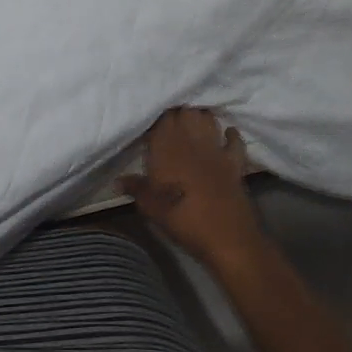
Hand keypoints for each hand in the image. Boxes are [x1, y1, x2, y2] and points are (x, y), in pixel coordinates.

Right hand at [120, 108, 265, 267]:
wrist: (227, 239)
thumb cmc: (183, 218)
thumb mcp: (151, 206)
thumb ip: (135, 188)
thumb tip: (117, 181)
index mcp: (166, 147)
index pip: (160, 117)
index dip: (156, 116)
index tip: (150, 122)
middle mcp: (191, 141)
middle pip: (185, 112)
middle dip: (178, 112)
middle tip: (170, 120)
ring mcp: (215, 150)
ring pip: (208, 119)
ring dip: (201, 117)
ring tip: (193, 121)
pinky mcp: (235, 163)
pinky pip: (235, 141)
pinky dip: (230, 135)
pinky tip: (226, 133)